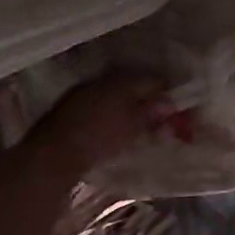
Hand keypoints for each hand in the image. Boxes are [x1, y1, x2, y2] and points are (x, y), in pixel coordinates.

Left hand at [31, 74, 174, 174]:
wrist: (53, 154)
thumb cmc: (100, 137)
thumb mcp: (135, 126)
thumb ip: (154, 111)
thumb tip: (170, 103)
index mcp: (121, 80)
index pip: (155, 80)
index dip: (171, 95)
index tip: (181, 112)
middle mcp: (102, 80)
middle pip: (136, 85)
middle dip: (152, 101)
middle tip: (164, 121)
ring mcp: (83, 93)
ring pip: (118, 95)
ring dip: (133, 107)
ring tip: (144, 126)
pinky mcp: (70, 109)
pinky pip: (103, 105)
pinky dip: (116, 114)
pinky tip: (120, 129)